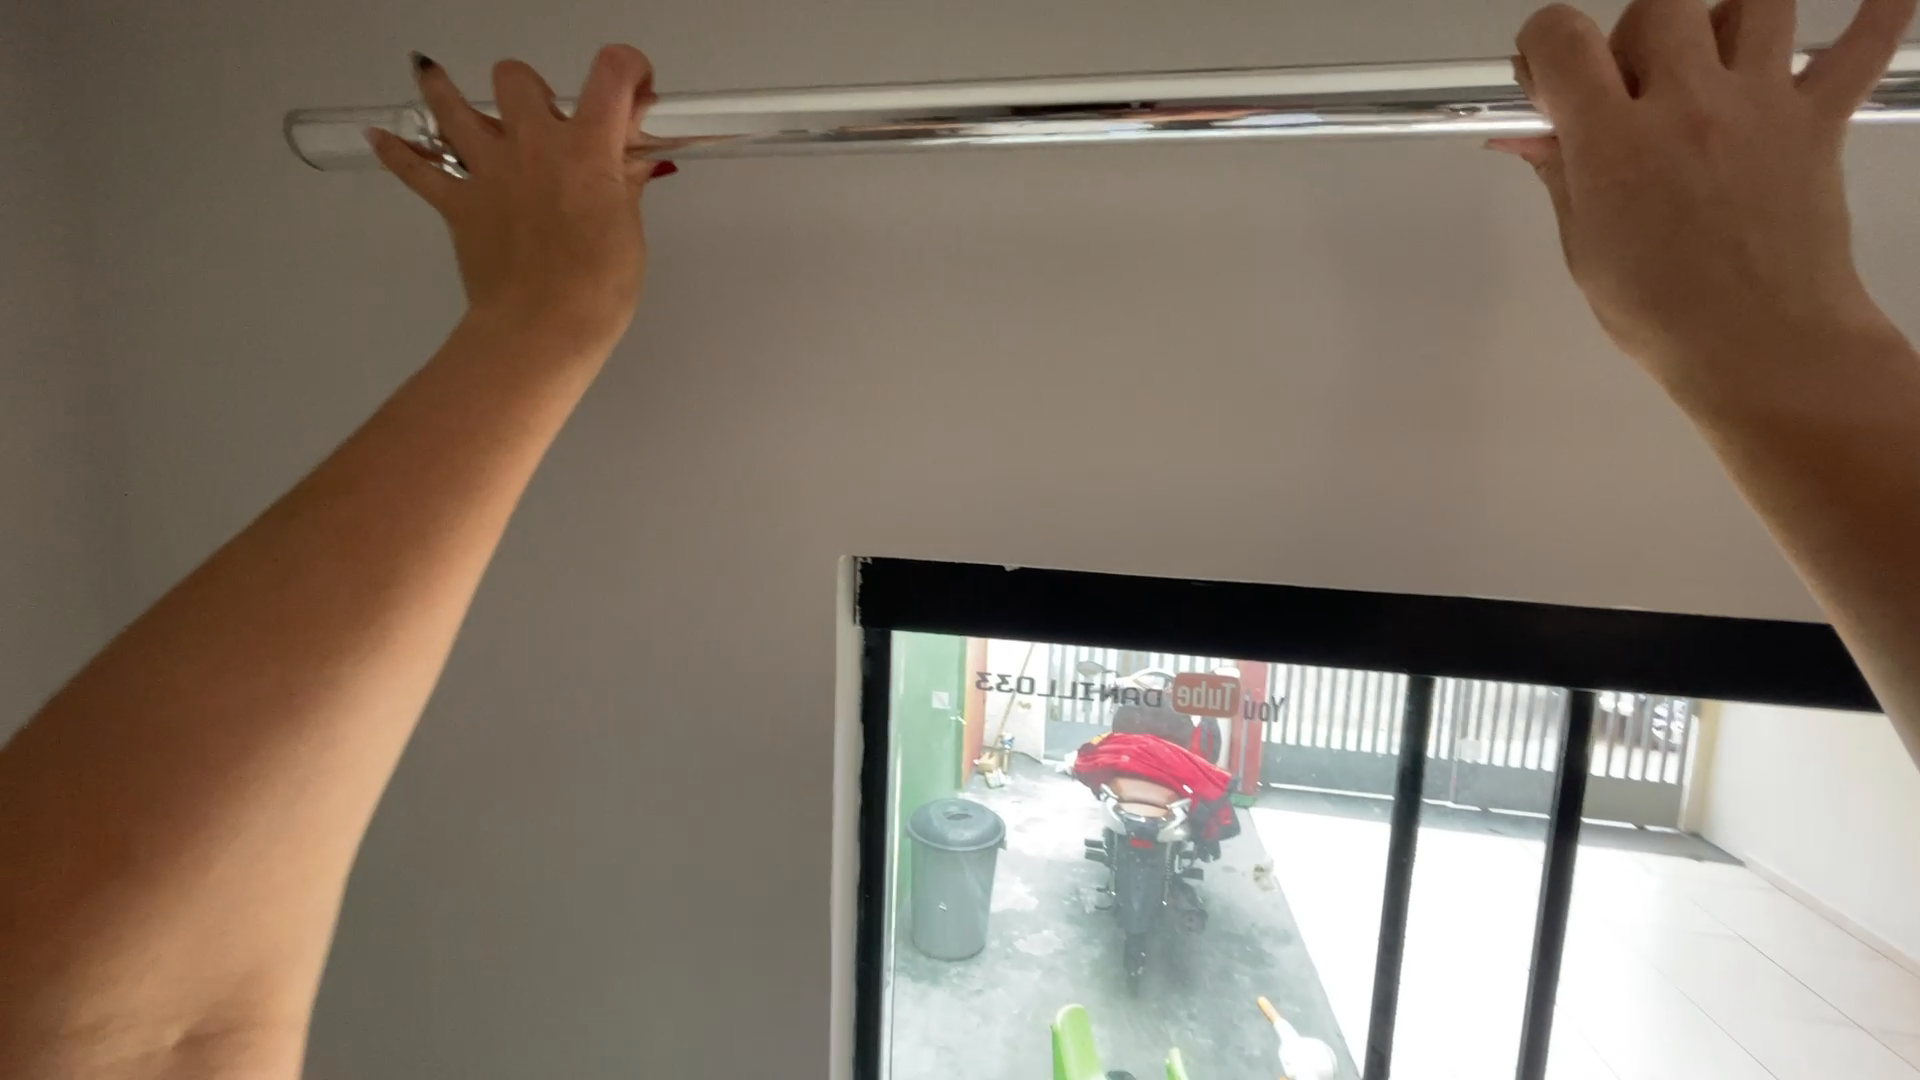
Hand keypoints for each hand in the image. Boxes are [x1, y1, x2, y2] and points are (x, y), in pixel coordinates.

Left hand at [368, 45, 673, 349]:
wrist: (545, 328)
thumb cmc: (602, 288)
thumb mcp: (629, 234)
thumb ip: (624, 187)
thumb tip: (628, 161)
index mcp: (587, 150)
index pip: (611, 76)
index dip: (628, 65)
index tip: (636, 83)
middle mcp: (533, 144)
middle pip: (519, 79)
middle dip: (536, 93)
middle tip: (549, 125)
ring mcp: (487, 170)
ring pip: (449, 103)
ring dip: (448, 91)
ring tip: (443, 86)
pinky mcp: (456, 202)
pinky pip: (413, 167)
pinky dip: (399, 153)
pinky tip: (385, 139)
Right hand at [1493, 0, 1915, 405]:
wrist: (1752, 336)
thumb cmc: (1652, 304)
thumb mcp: (1582, 242)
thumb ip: (1562, 173)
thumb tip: (1532, 136)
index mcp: (1612, 145)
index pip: (1565, 45)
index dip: (1542, 42)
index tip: (1539, 68)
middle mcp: (1688, 105)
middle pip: (1660, 6)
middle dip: (1628, 33)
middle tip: (1620, 81)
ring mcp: (1763, 103)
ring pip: (1754, 0)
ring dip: (1719, 19)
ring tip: (1703, 64)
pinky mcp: (1823, 114)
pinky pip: (1872, 31)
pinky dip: (1873, 10)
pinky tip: (1861, 9)